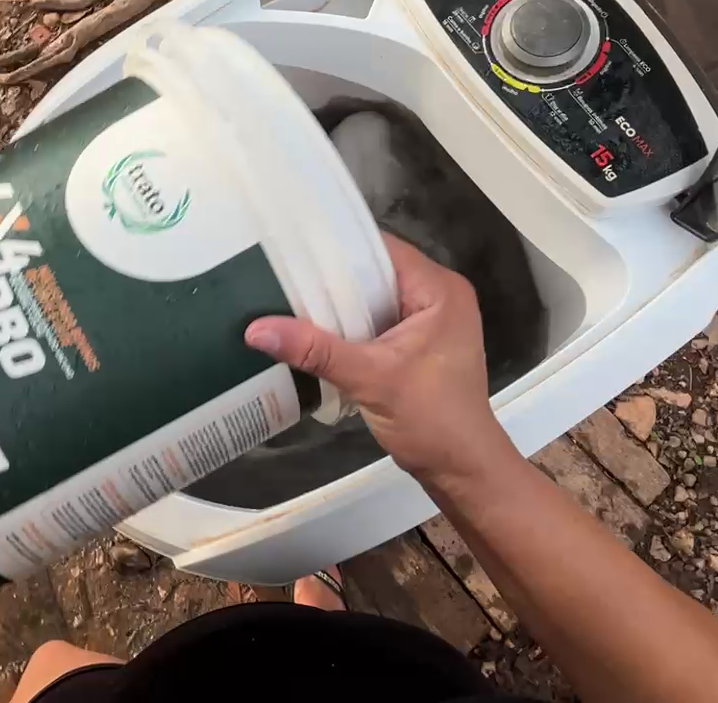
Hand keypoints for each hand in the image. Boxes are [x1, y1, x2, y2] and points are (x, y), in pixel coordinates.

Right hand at [245, 234, 513, 486]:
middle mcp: (439, 294)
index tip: (293, 247)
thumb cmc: (430, 419)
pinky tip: (316, 326)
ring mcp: (431, 318)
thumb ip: (315, 350)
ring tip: (290, 293)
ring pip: (375, 293)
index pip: (382, 248)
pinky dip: (350, 320)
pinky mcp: (420, 339)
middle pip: (376, 269)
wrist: (463, 471)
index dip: (338, 245)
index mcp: (439, 289)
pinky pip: (378, 315)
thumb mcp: (369, 379)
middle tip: (283, 271)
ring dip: (339, 299)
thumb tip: (255, 330)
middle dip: (332, 274)